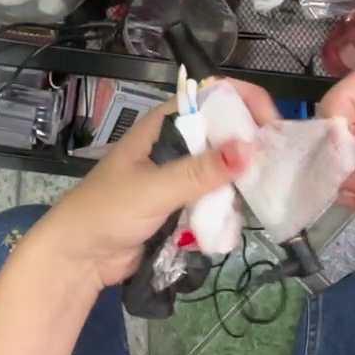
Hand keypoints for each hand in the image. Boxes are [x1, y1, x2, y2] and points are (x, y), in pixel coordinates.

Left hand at [28, 79, 278, 288]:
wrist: (79, 256)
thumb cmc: (106, 211)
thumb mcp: (154, 188)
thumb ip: (200, 171)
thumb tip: (250, 147)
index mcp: (161, 127)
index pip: (210, 98)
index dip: (243, 103)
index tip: (272, 126)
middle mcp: (173, 146)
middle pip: (223, 136)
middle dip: (248, 149)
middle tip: (275, 168)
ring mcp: (178, 177)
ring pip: (222, 172)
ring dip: (238, 185)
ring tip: (260, 197)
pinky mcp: (180, 207)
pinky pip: (213, 202)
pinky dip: (225, 210)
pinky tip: (234, 221)